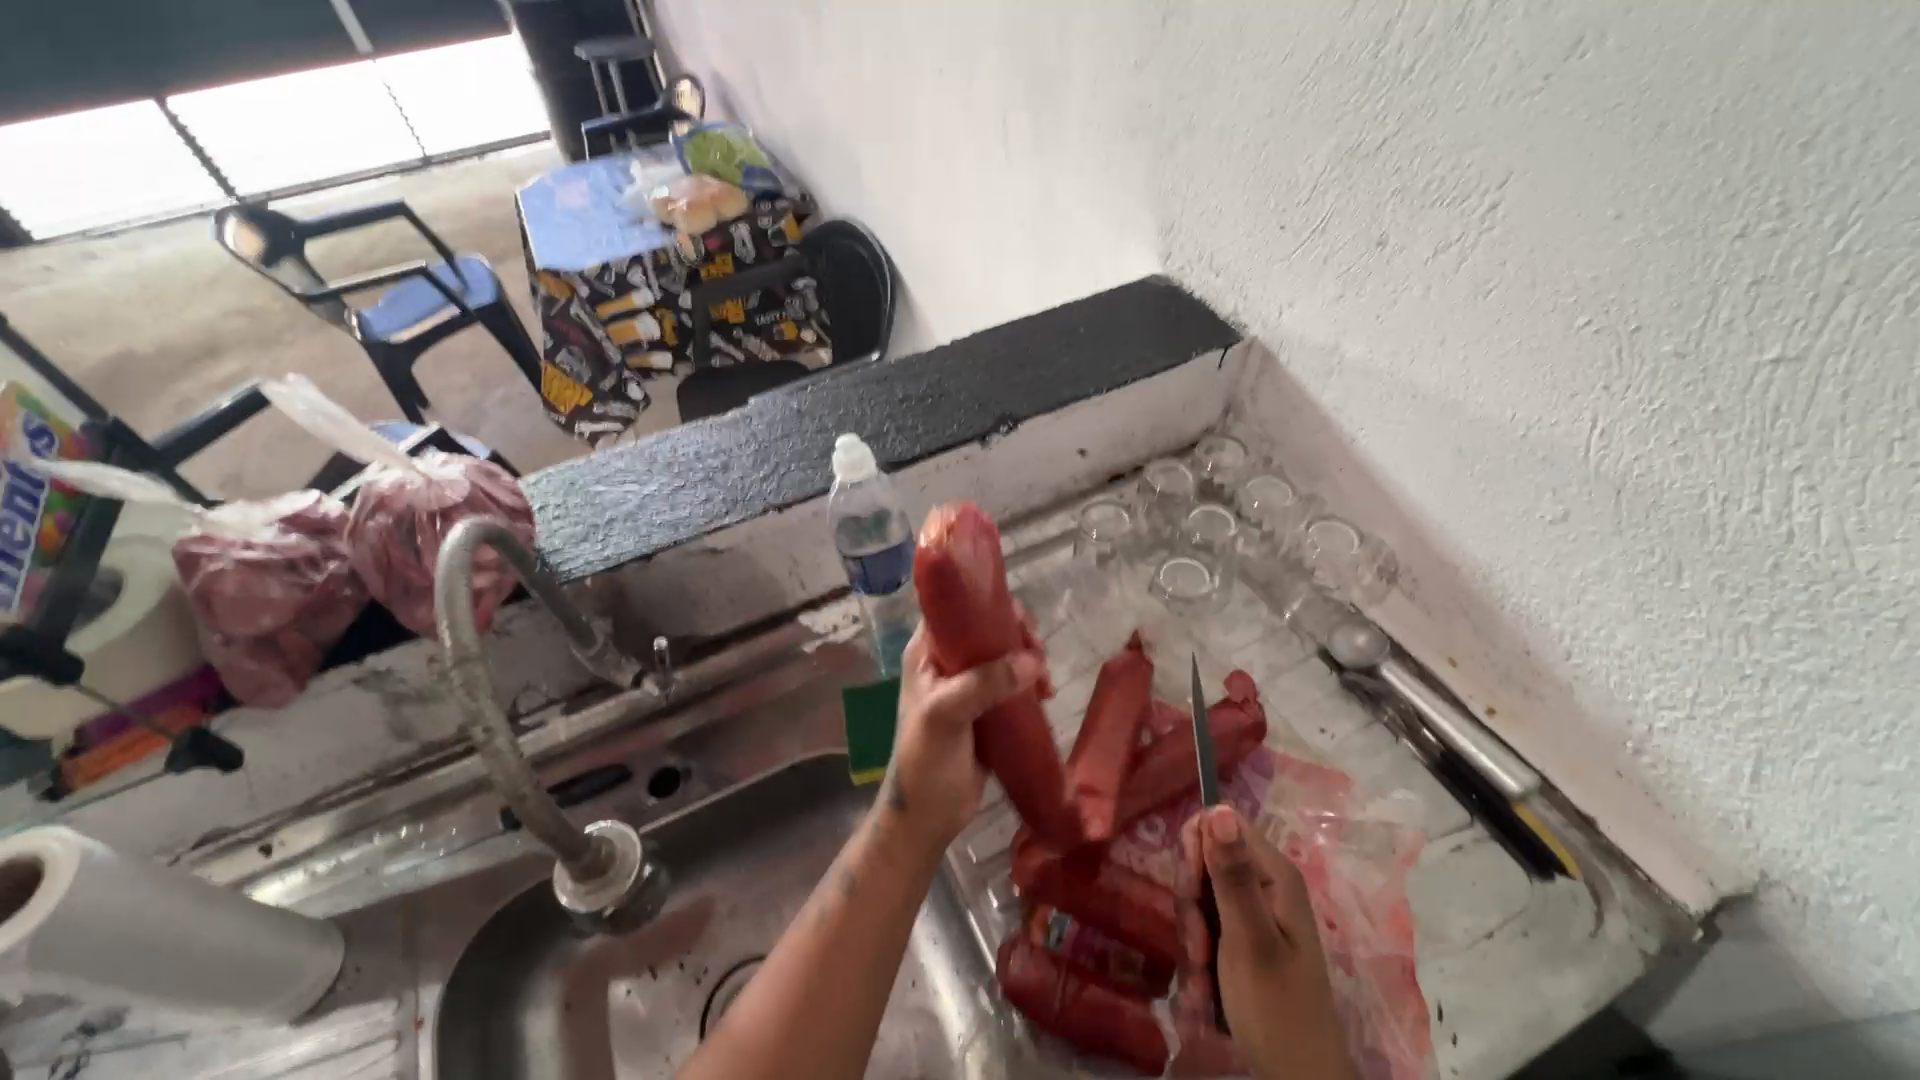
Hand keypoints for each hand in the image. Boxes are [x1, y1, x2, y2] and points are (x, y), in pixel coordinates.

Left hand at [880, 625, 1044, 848]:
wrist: (928, 817)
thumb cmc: (925, 761)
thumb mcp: (947, 714)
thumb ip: (984, 683)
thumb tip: (1032, 661)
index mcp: (925, 654)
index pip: (953, 609)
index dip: (984, 603)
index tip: (1018, 617)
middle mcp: (945, 663)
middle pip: (986, 629)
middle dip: (1017, 635)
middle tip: (1038, 653)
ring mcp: (967, 687)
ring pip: (1004, 656)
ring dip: (1029, 661)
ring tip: (1046, 682)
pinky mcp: (987, 711)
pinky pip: (1013, 684)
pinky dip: (1031, 683)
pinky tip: (1046, 695)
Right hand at [1182, 806, 1356, 1079]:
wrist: (1296, 1076)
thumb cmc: (1276, 1008)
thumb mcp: (1249, 939)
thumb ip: (1230, 874)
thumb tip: (1218, 806)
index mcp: (1274, 875)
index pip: (1219, 824)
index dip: (1195, 852)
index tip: (1191, 894)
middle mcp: (1265, 884)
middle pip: (1203, 862)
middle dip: (1189, 906)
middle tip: (1198, 948)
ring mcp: (1253, 912)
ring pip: (1198, 898)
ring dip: (1190, 938)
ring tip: (1202, 978)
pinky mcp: (1242, 937)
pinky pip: (1204, 927)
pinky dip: (1197, 956)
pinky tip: (1204, 989)